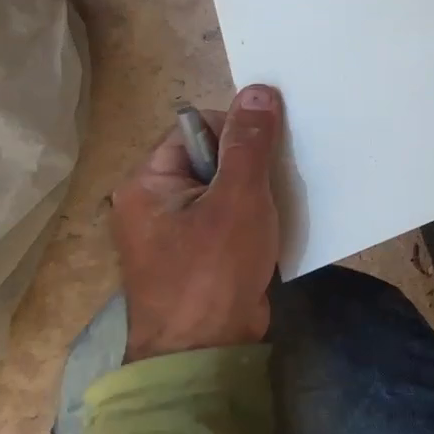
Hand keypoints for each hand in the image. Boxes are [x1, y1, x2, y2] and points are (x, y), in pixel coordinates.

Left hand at [111, 84, 282, 361]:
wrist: (207, 345)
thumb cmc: (214, 267)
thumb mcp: (239, 197)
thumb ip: (249, 142)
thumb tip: (258, 88)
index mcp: (148, 183)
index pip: (199, 128)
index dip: (239, 130)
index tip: (273, 145)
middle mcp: (155, 201)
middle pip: (216, 154)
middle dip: (255, 158)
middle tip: (284, 170)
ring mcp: (177, 227)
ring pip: (229, 183)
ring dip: (261, 185)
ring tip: (285, 194)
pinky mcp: (201, 248)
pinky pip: (233, 210)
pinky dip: (258, 208)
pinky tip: (281, 217)